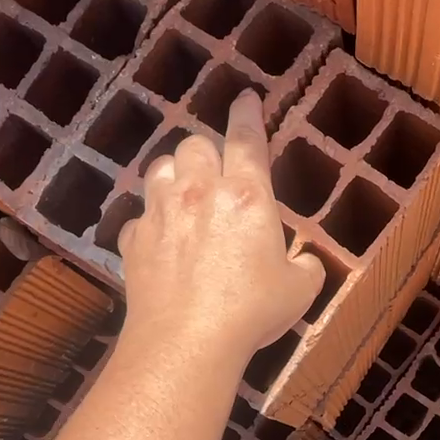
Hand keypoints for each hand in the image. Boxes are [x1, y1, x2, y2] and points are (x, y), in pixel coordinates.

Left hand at [119, 92, 324, 371]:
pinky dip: (151, 222)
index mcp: (246, 196)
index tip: (246, 99)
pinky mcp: (134, 240)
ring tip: (185, 197)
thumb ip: (305, 265)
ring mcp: (160, 214)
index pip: (247, 139)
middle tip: (217, 178)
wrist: (187, 340)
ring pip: (160, 168)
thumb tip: (302, 262)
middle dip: (207, 153)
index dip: (248, 114)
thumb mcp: (300, 289)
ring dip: (174, 175)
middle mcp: (199, 192)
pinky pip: (139, 217)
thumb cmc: (253, 310)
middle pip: (195, 145)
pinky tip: (162, 242)